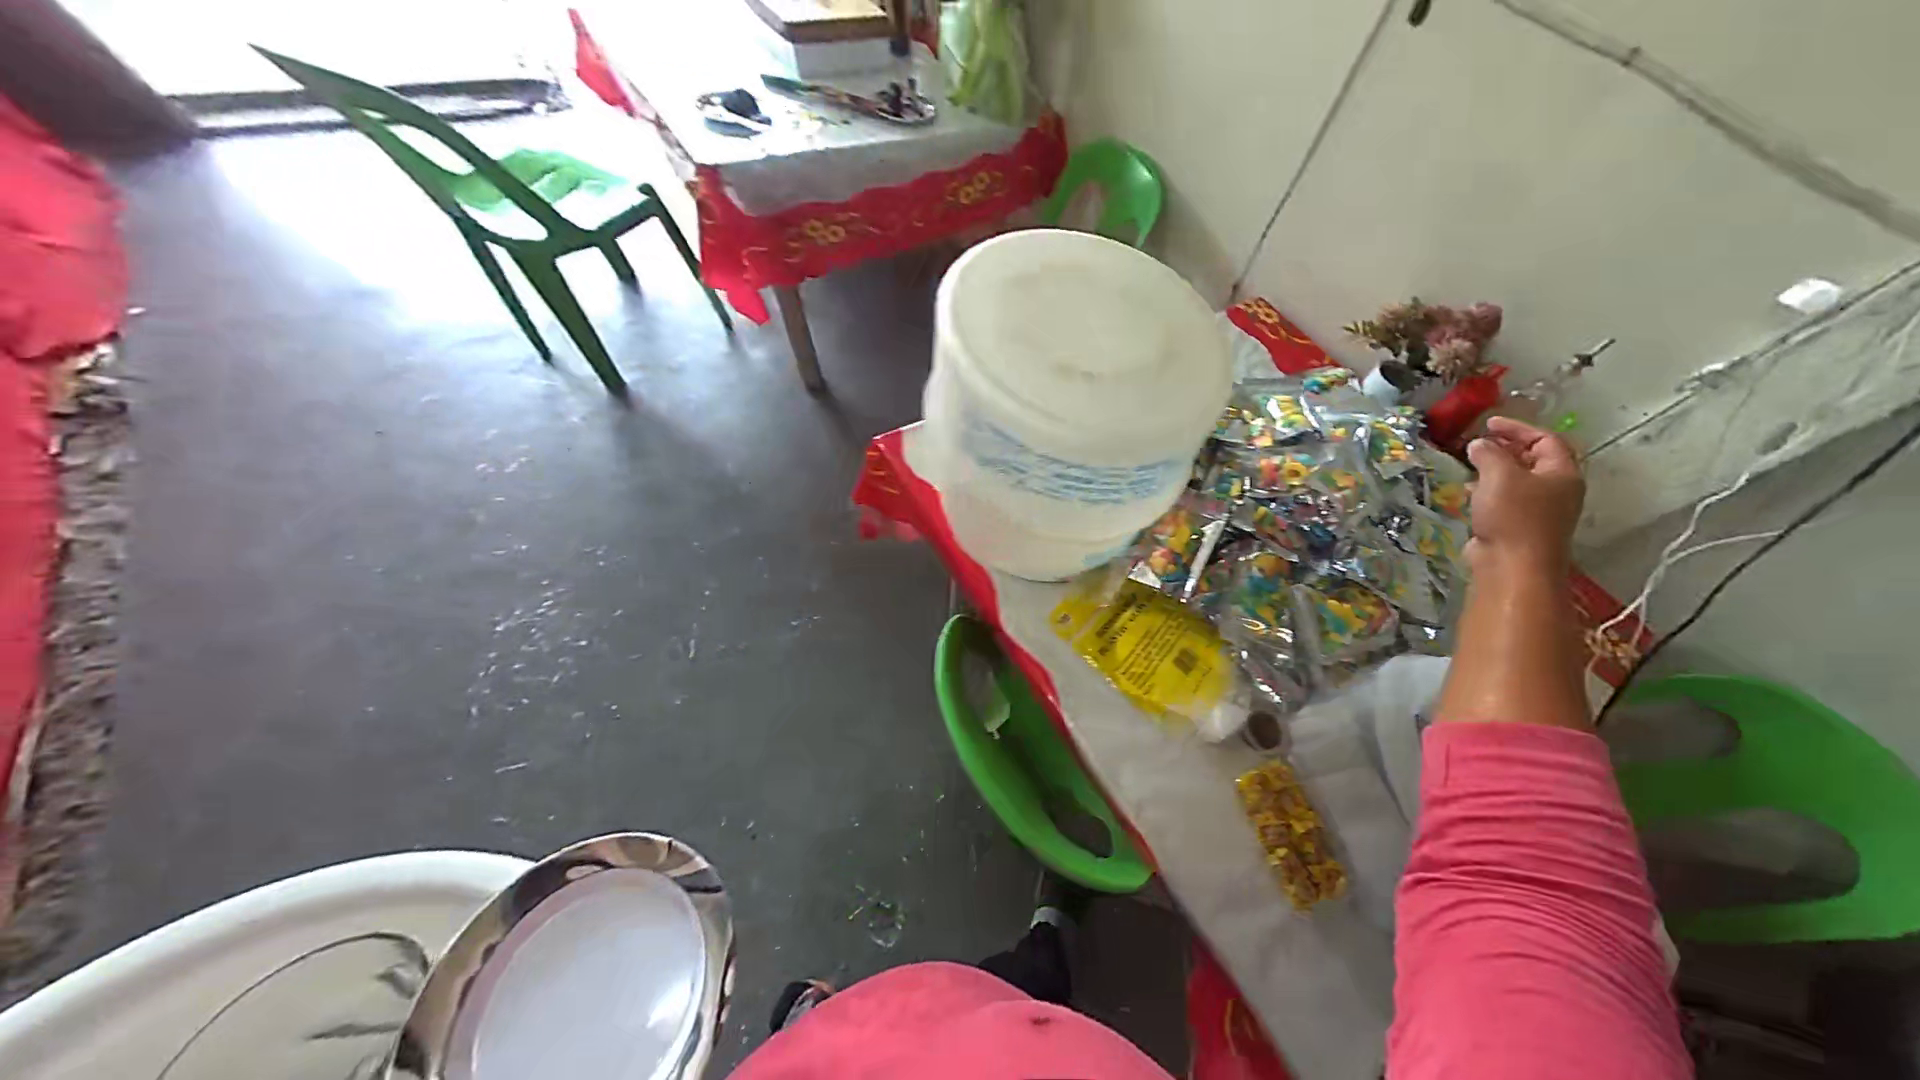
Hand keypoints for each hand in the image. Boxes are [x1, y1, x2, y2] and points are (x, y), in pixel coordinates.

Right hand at [1464, 417, 1583, 573]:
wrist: (1512, 565)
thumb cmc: (1513, 515)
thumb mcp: (1499, 475)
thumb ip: (1488, 454)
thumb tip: (1478, 444)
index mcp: (1562, 473)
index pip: (1546, 440)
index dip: (1518, 428)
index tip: (1488, 424)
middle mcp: (1557, 490)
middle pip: (1534, 459)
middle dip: (1506, 448)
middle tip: (1478, 443)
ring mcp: (1539, 510)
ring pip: (1518, 480)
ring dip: (1494, 470)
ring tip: (1469, 466)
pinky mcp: (1519, 527)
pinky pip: (1505, 499)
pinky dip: (1487, 490)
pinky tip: (1468, 493)